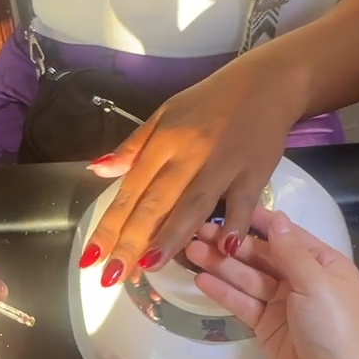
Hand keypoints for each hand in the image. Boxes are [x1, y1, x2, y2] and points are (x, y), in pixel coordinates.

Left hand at [82, 54, 305, 285]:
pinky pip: (243, 202)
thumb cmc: (209, 103)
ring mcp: (223, 165)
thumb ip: (132, 147)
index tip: (90, 258)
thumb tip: (97, 171)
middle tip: (111, 276)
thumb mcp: (165, 115)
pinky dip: (235, 223)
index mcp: (163, 143)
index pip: (130, 192)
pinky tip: (225, 248)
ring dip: (171, 236)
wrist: (267, 82)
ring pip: (193, 205)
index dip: (110, 226)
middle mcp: (188, 155)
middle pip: (156, 204)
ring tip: (149, 266)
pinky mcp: (255, 173)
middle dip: (131, 242)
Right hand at [186, 207, 358, 358]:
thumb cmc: (334, 327)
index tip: (230, 208)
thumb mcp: (317, 283)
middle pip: (262, 256)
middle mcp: (302, 279)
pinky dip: (222, 291)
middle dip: (232, 244)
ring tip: (191, 251)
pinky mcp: (265, 324)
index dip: (259, 222)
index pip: (287, 235)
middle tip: (198, 232)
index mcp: (323, 263)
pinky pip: (241, 302)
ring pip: (247, 278)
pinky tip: (201, 280)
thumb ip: (291, 251)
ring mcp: (281, 303)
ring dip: (221, 265)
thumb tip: (276, 218)